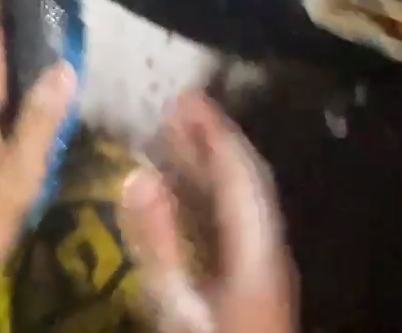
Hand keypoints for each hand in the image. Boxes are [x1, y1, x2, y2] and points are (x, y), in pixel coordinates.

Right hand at [120, 92, 296, 332]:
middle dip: (211, 141)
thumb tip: (136, 174)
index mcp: (256, 251)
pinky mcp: (248, 289)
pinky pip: (229, 224)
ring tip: (171, 138)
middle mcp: (265, 252)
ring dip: (206, 167)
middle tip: (173, 108)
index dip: (214, 131)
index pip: (240, 174)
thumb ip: (158, 240)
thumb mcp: (178, 305)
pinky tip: (177, 198)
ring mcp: (259, 272)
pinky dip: (204, 198)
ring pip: (237, 204)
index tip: (185, 97)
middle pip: (243, 183)